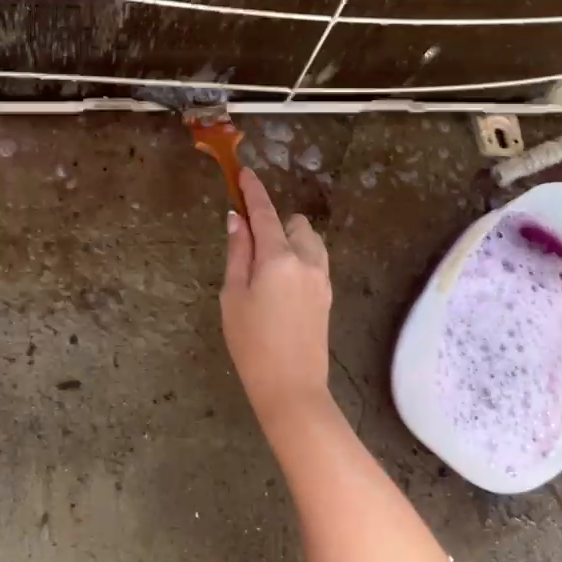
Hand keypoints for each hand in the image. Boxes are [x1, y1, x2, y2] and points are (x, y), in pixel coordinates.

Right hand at [221, 168, 332, 427]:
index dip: (253, 191)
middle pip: (293, 223)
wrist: (291, 387)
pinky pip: (314, 260)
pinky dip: (298, 258)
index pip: (265, 213)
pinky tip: (281, 285)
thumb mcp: (233, 296)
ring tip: (266, 268)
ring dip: (289, 240)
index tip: (245, 173)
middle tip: (250, 248)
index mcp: (279, 258)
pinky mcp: (327, 294)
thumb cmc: (251, 342)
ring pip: (308, 240)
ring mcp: (321, 277)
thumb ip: (238, 253)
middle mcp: (307, 260)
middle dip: (274, 224)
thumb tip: (237, 220)